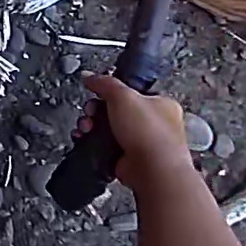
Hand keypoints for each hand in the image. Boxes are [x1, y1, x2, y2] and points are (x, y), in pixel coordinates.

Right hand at [81, 74, 195, 187]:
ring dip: (91, 125)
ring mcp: (138, 141)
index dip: (109, 92)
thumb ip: (104, 83)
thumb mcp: (123, 96)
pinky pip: (102, 144)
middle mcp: (151, 123)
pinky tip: (86, 138)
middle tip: (91, 112)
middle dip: (95, 110)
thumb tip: (88, 76)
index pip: (129, 91)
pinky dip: (91, 141)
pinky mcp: (125, 156)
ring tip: (87, 127)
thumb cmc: (150, 134)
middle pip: (113, 109)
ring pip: (105, 127)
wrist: (153, 169)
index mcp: (159, 103)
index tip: (97, 93)